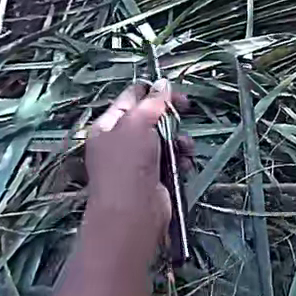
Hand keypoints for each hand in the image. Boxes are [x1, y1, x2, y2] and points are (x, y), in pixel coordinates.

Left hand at [81, 80, 190, 257]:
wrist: (133, 212)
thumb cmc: (128, 163)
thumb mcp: (138, 124)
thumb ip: (152, 102)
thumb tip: (163, 84)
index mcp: (109, 125)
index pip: (131, 98)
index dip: (152, 90)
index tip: (173, 89)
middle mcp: (122, 141)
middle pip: (151, 117)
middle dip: (170, 114)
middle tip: (186, 108)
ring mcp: (138, 160)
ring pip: (166, 138)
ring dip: (180, 139)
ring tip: (184, 147)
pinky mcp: (155, 176)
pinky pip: (173, 158)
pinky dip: (182, 158)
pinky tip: (185, 162)